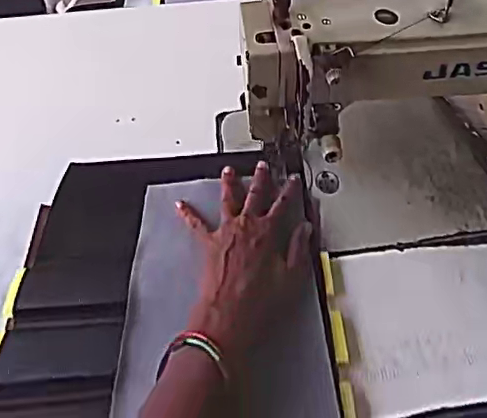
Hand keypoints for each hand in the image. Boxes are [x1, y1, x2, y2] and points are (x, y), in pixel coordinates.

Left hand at [175, 161, 313, 355]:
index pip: (283, 204)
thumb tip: (305, 230)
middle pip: (255, 194)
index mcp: (268, 233)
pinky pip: (196, 224)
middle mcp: (246, 226)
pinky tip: (181, 205)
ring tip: (229, 171)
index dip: (289, 190)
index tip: (292, 179)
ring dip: (229, 183)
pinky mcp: (209, 244)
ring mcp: (226, 232)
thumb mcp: (290, 279)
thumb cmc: (258, 304)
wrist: (227, 319)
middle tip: (262, 166)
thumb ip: (299, 250)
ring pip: (228, 199)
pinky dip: (188, 214)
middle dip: (261, 178)